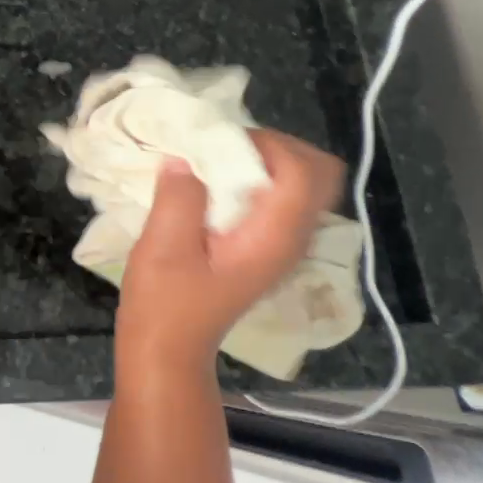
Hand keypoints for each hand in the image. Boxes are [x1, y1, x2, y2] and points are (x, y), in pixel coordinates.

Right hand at [117, 129, 344, 368]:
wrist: (168, 344)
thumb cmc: (166, 300)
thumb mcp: (163, 247)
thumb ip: (179, 199)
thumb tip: (183, 159)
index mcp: (273, 237)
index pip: (302, 172)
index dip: (267, 144)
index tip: (215, 138)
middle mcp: (291, 238)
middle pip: (319, 174)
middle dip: (276, 148)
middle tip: (222, 144)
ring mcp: (281, 244)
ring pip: (302, 184)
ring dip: (265, 161)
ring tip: (212, 159)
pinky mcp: (263, 246)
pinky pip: (278, 199)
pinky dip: (254, 180)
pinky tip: (211, 185)